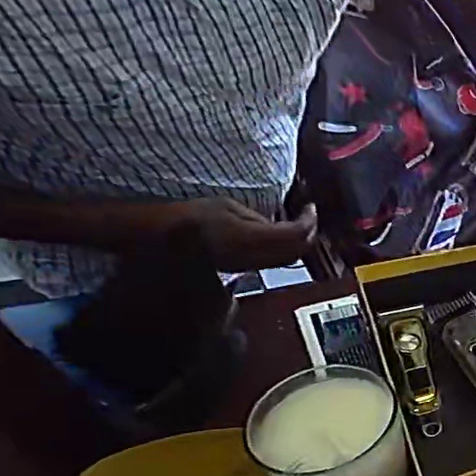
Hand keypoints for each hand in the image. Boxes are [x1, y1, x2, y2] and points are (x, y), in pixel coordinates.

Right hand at [142, 198, 318, 271]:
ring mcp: (251, 266)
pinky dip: (286, 248)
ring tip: (300, 223)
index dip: (309, 221)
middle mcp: (255, 257)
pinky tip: (281, 234)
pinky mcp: (245, 269)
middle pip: (297, 250)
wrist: (165, 239)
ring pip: (288, 259)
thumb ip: (258, 218)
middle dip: (309, 233)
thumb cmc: (191, 216)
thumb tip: (278, 225)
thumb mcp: (227, 207)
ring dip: (299, 242)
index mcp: (251, 238)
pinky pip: (275, 261)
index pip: (295, 234)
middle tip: (309, 215)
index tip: (310, 207)